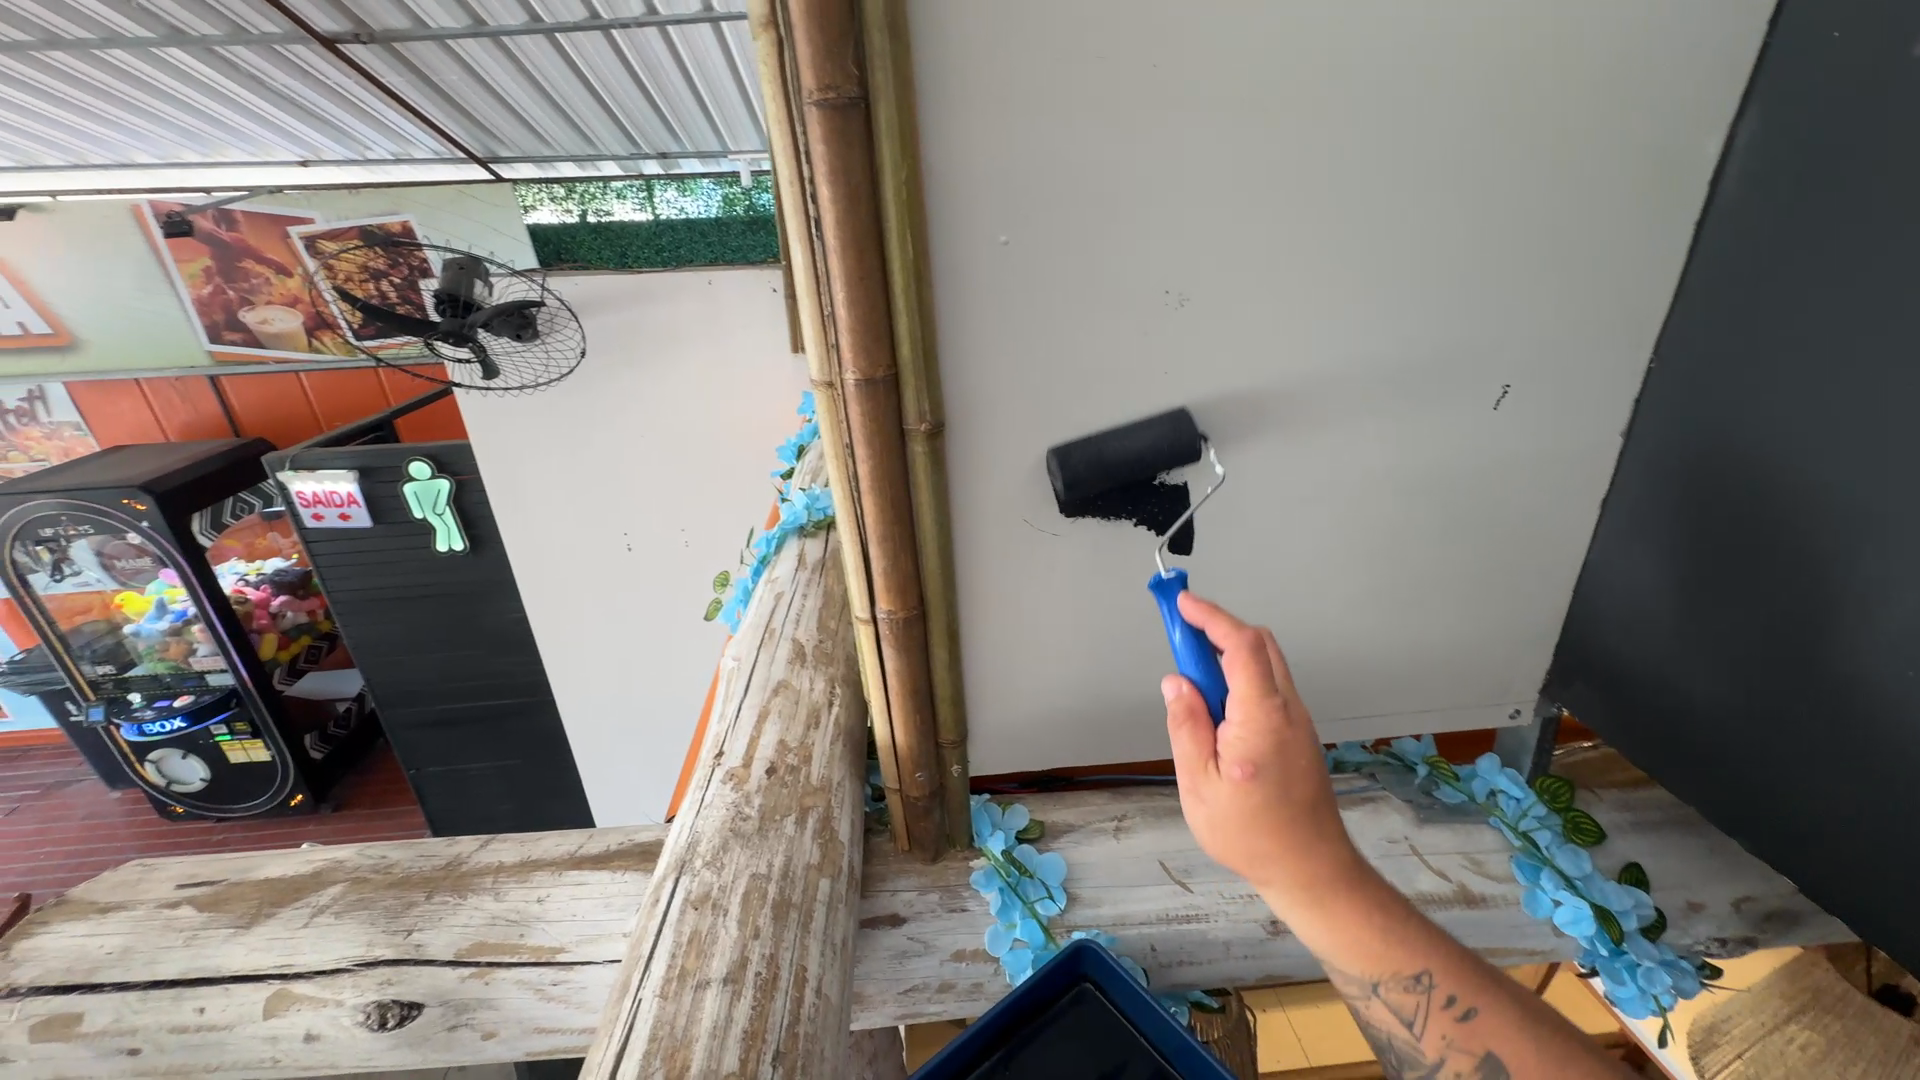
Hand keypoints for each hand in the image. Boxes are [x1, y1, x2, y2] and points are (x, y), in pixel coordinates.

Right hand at [1162, 592, 1365, 912]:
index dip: (1211, 616)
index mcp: (1262, 717)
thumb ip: (1186, 725)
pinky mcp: (1298, 733)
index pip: (1241, 645)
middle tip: (1181, 634)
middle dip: (1219, 627)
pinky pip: (1269, 685)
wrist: (1311, 869)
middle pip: (1260, 643)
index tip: (1181, 603)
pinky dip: (1241, 675)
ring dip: (1229, 652)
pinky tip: (1216, 705)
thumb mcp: (1199, 784)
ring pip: (1267, 663)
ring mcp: (1298, 720)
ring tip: (1192, 676)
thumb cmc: (1250, 834)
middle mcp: (1287, 709)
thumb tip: (1177, 681)